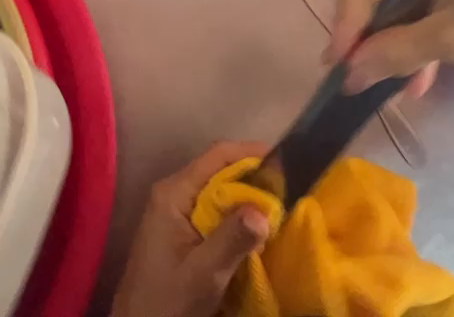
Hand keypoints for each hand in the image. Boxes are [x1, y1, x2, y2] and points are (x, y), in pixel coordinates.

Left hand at [109, 141, 271, 316]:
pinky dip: (235, 213)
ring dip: (245, 196)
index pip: (217, 156)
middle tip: (286, 189)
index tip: (283, 161)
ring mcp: (175, 209)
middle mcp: (173, 192)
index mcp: (174, 192)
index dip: (250, 153)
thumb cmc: (167, 299)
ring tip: (277, 206)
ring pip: (217, 190)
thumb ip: (231, 240)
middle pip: (218, 170)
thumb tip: (263, 210)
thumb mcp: (203, 273)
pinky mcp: (179, 228)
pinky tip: (254, 228)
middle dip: (252, 176)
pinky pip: (212, 208)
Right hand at [329, 0, 453, 89]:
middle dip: (370, 34)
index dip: (345, 30)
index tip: (337, 71)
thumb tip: (349, 74)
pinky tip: (424, 60)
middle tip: (362, 75)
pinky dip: (419, 17)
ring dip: (397, 32)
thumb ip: (393, 52)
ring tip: (398, 79)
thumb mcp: (453, 41)